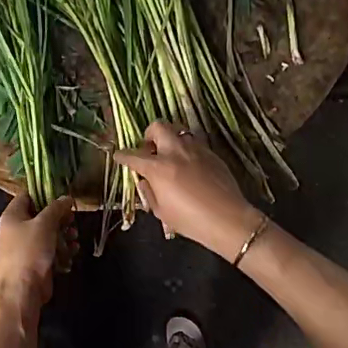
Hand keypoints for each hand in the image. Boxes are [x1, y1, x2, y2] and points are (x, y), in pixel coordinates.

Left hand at [0, 194, 74, 312]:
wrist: (21, 290)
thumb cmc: (29, 251)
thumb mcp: (44, 223)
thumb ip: (57, 208)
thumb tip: (66, 198)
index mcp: (12, 215)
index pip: (28, 196)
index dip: (46, 194)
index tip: (64, 198)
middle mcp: (17, 229)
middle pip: (41, 216)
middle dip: (60, 219)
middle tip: (72, 220)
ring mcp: (26, 247)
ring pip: (49, 235)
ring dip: (64, 236)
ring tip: (74, 238)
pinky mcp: (35, 263)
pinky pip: (51, 251)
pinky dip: (62, 251)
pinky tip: (72, 252)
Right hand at [115, 121, 262, 261]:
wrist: (227, 219)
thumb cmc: (189, 220)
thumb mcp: (160, 210)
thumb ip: (148, 191)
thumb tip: (144, 180)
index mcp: (158, 167)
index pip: (133, 155)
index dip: (123, 155)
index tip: (119, 156)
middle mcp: (175, 152)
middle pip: (158, 127)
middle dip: (149, 135)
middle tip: (149, 149)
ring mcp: (196, 150)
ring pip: (178, 132)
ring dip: (170, 141)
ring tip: (170, 157)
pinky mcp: (212, 154)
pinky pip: (194, 144)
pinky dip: (185, 150)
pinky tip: (188, 167)